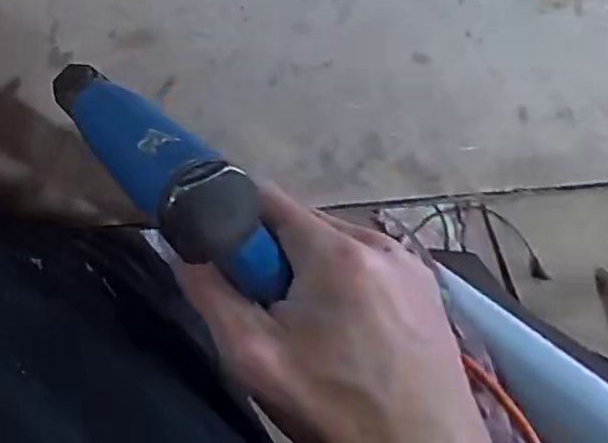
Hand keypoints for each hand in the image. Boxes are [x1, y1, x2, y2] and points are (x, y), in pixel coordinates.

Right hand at [174, 184, 489, 442]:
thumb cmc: (337, 411)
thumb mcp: (255, 357)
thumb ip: (208, 294)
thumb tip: (180, 249)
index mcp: (336, 250)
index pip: (264, 196)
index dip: (235, 218)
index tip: (228, 258)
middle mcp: (377, 241)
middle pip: (297, 219)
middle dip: (272, 250)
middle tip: (266, 301)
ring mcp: (409, 263)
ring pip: (330, 238)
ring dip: (307, 264)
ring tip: (307, 321)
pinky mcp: (427, 287)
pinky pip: (363, 260)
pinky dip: (342, 279)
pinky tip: (345, 327)